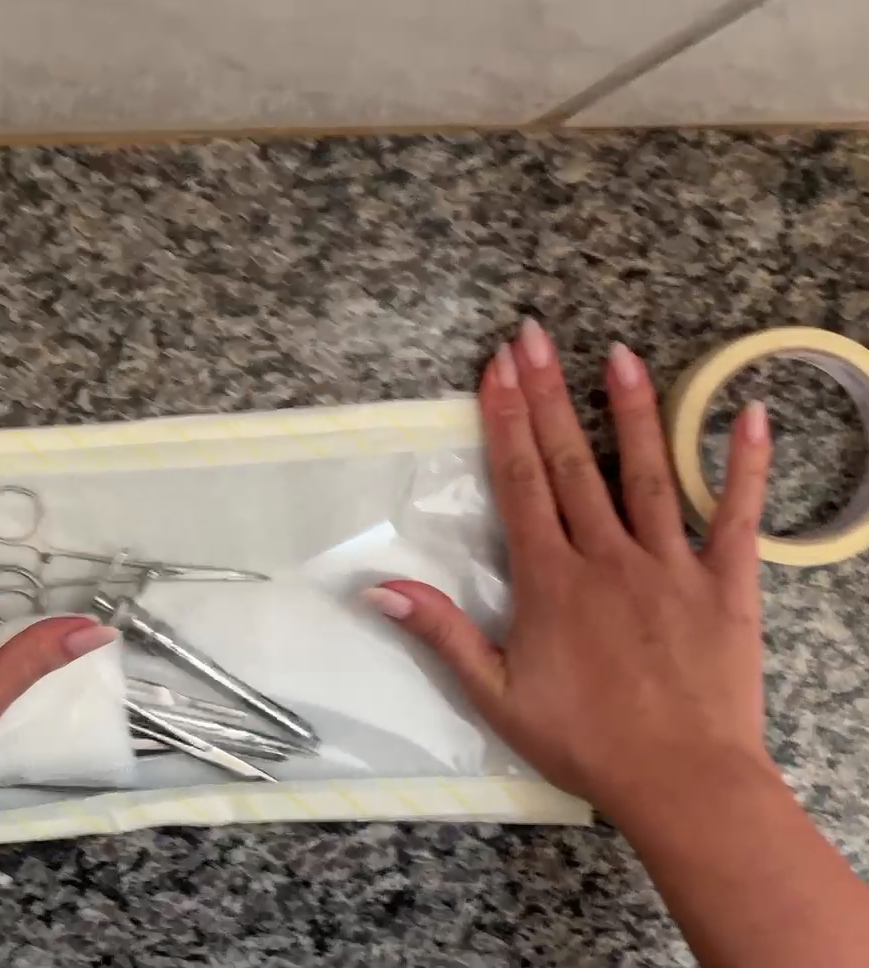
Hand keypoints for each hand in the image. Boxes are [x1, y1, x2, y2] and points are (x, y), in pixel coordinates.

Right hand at [368, 319, 776, 819]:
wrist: (688, 785)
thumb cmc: (579, 735)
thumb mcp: (491, 690)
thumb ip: (437, 631)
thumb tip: (375, 585)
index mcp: (549, 578)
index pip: (521, 482)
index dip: (506, 421)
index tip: (496, 371)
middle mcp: (607, 558)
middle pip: (571, 462)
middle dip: (547, 396)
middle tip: (534, 339)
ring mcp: (672, 567)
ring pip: (646, 476)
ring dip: (631, 411)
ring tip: (618, 355)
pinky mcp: (727, 587)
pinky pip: (738, 519)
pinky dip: (743, 467)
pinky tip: (749, 418)